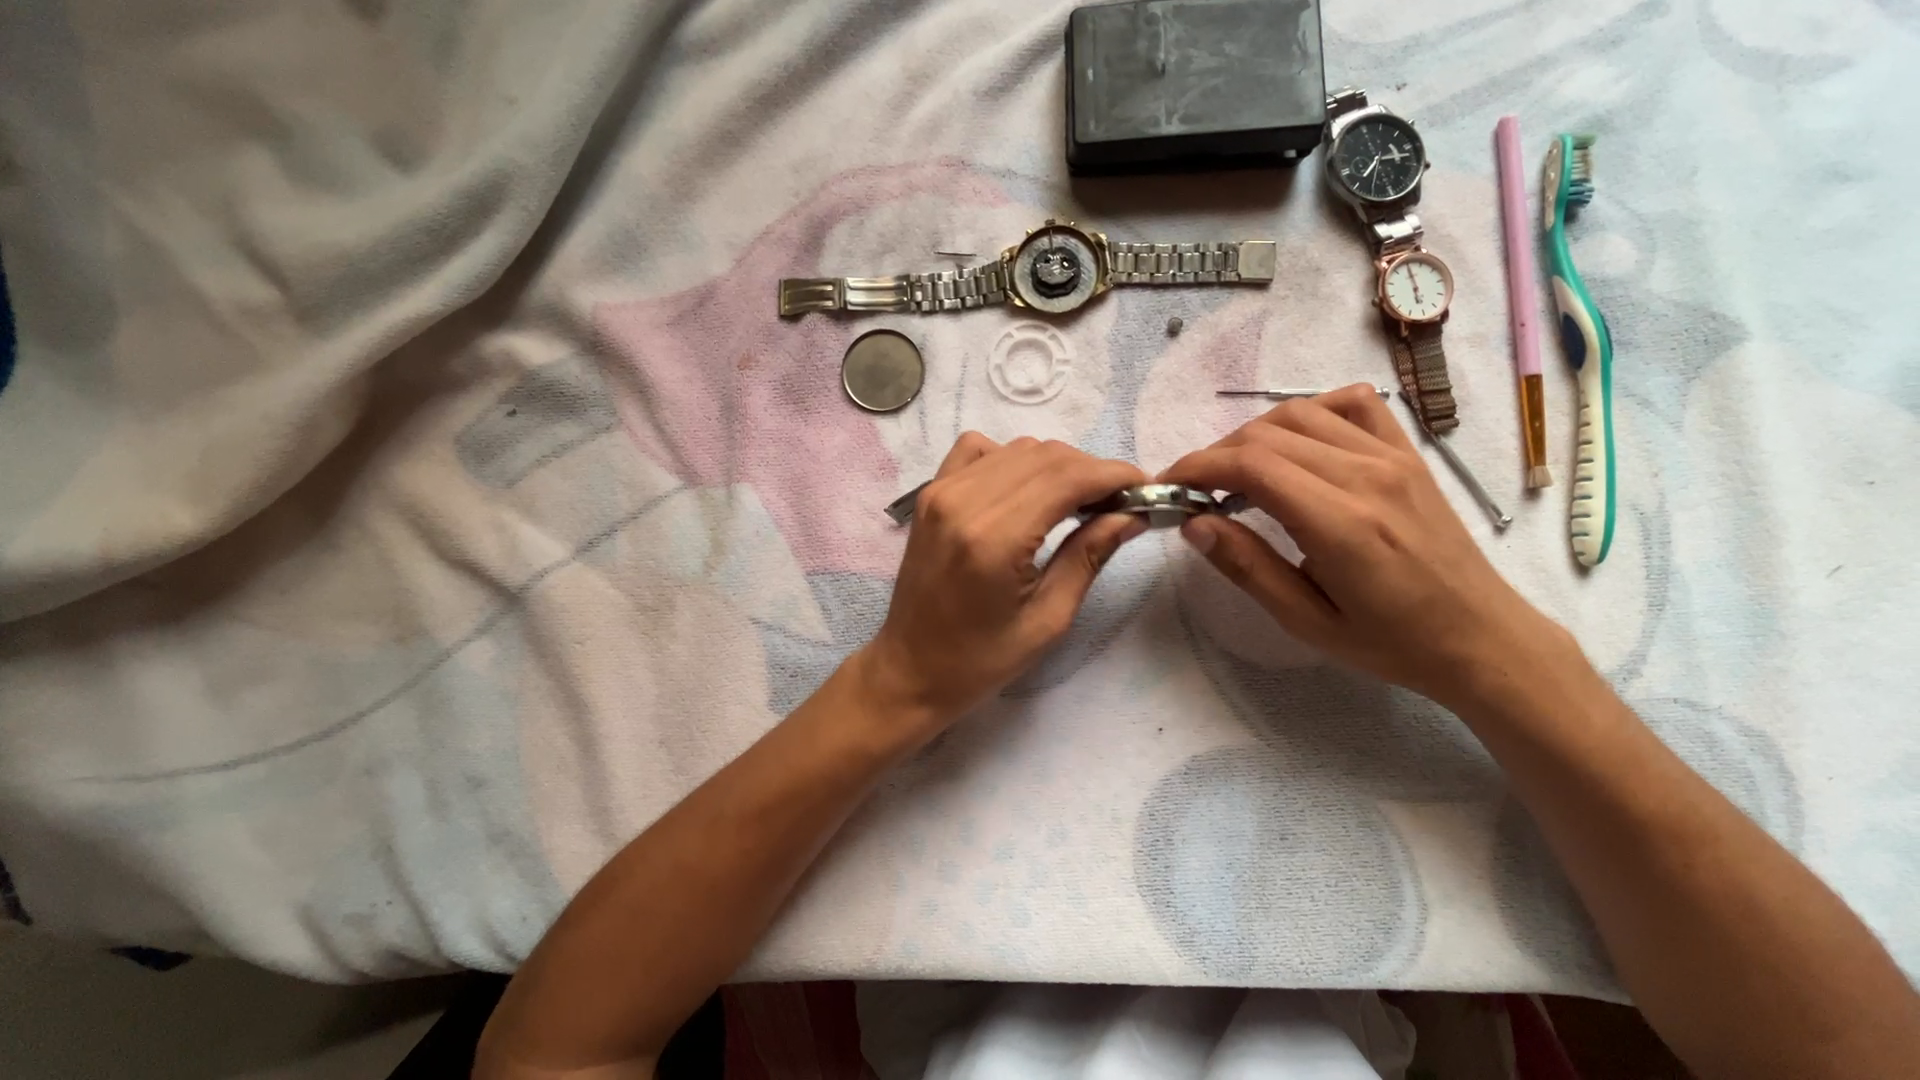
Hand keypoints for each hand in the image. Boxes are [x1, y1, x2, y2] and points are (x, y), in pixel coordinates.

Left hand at [857, 434, 1147, 727]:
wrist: (910, 669)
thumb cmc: (981, 659)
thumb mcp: (1048, 619)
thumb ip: (1089, 557)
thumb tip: (1132, 515)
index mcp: (994, 538)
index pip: (1067, 478)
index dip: (1114, 475)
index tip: (1145, 487)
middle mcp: (964, 501)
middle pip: (1046, 456)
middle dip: (1093, 471)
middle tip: (1119, 502)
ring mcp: (941, 492)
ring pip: (1018, 448)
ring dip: (1058, 465)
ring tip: (1080, 501)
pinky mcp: (930, 494)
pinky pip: (980, 450)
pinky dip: (1013, 458)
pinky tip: (1027, 491)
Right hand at [1160, 384, 1571, 708]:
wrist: (1479, 637)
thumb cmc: (1390, 643)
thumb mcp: (1307, 621)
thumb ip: (1248, 567)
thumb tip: (1195, 523)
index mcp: (1341, 523)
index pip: (1252, 465)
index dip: (1199, 468)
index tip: (1170, 486)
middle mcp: (1367, 475)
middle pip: (1268, 434)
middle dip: (1217, 455)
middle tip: (1198, 491)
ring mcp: (1393, 458)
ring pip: (1302, 413)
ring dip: (1255, 434)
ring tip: (1238, 472)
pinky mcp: (1409, 454)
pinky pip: (1354, 404)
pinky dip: (1312, 411)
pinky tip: (1298, 442)